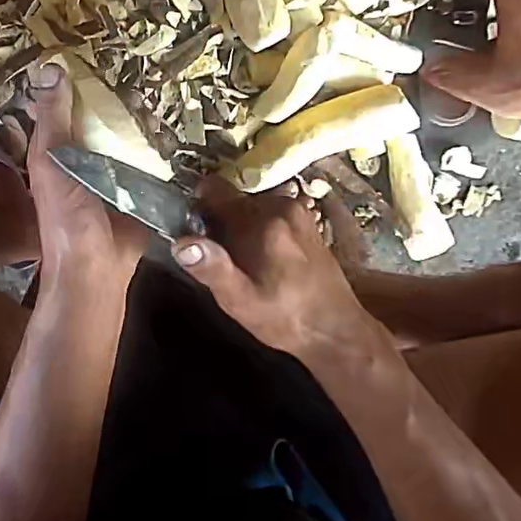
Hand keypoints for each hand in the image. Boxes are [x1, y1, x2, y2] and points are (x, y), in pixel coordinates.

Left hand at [24, 63, 150, 285]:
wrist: (97, 265)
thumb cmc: (65, 213)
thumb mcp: (50, 159)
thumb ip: (52, 117)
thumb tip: (51, 66)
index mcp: (57, 151)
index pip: (66, 108)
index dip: (77, 84)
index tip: (98, 53)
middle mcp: (84, 159)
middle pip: (101, 120)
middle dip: (118, 98)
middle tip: (144, 64)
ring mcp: (114, 174)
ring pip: (127, 138)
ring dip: (142, 119)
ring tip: (166, 84)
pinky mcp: (140, 189)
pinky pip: (151, 162)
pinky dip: (161, 146)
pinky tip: (179, 122)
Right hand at [169, 181, 387, 358]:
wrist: (337, 331)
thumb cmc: (286, 319)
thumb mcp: (241, 302)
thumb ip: (212, 269)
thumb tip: (182, 243)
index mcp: (263, 220)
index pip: (214, 188)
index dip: (197, 207)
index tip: (194, 231)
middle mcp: (281, 206)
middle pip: (232, 199)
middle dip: (218, 223)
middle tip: (222, 260)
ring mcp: (297, 211)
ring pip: (249, 206)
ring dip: (238, 227)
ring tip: (243, 264)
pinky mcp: (306, 220)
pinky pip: (268, 213)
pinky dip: (257, 229)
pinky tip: (263, 260)